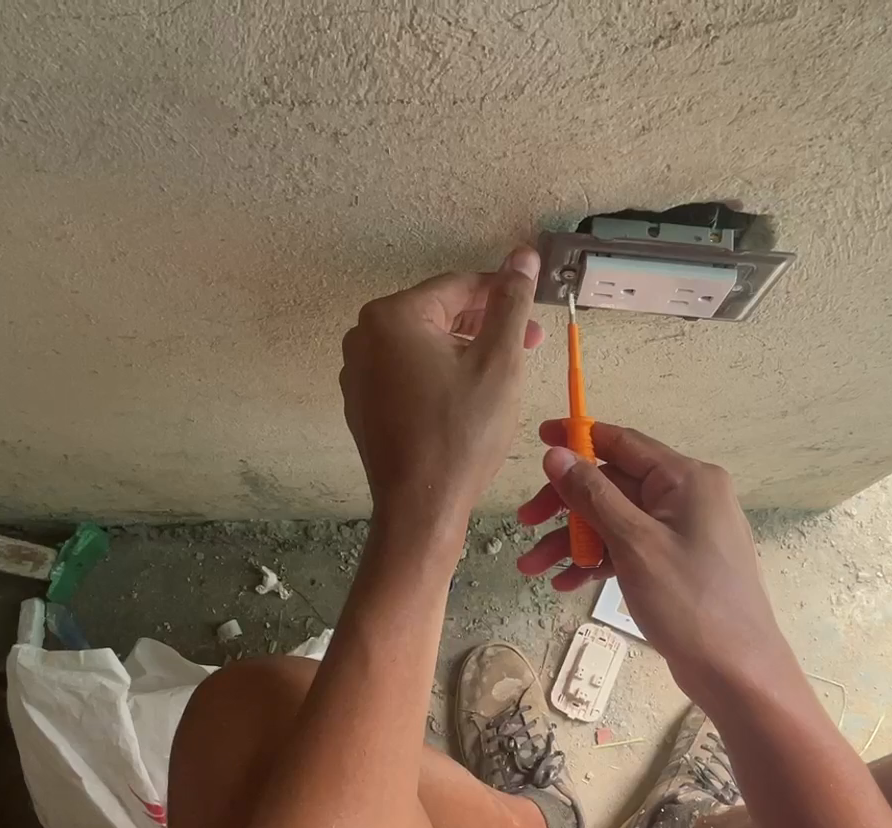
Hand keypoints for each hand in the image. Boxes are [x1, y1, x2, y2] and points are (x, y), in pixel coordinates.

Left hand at [339, 248, 543, 532]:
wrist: (421, 505)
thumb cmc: (461, 436)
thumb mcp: (498, 362)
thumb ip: (510, 304)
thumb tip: (522, 257)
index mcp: (392, 316)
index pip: (459, 287)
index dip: (502, 295)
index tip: (533, 313)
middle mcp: (363, 337)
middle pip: (438, 314)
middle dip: (484, 327)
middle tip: (526, 347)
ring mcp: (358, 373)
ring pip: (423, 346)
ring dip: (463, 352)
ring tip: (499, 377)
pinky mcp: (363, 403)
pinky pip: (406, 374)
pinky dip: (438, 376)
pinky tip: (464, 400)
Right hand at [515, 422, 793, 698]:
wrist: (737, 671)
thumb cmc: (689, 601)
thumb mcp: (634, 543)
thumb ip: (593, 495)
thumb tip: (556, 454)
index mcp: (686, 479)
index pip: (623, 443)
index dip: (577, 439)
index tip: (538, 438)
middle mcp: (687, 497)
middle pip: (612, 485)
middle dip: (566, 506)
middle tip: (524, 523)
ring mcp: (682, 532)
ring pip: (615, 521)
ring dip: (573, 541)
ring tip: (532, 567)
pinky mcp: (675, 563)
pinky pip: (628, 549)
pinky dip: (597, 562)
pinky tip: (566, 583)